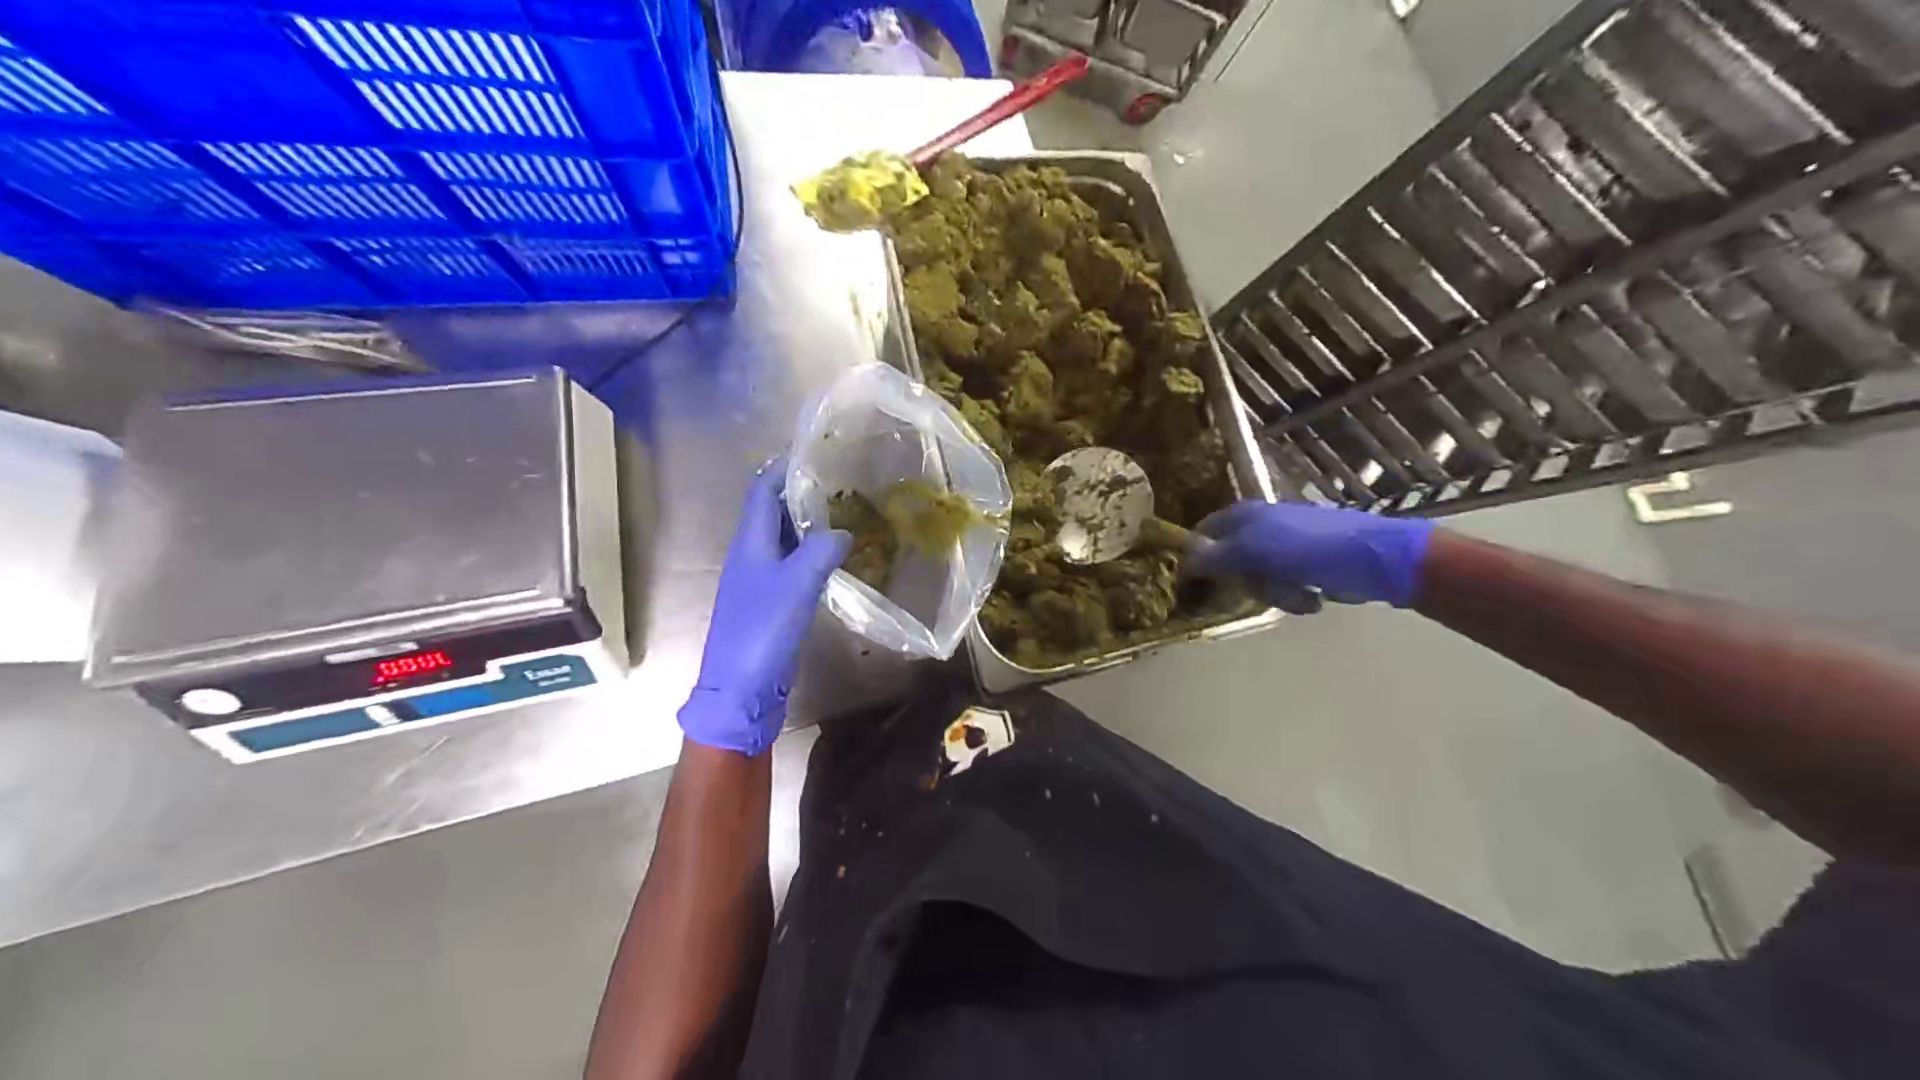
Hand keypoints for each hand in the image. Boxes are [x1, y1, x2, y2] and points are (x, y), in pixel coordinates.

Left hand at [678, 462, 851, 755]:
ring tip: (845, 515)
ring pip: (784, 540)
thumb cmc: (763, 630)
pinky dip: (812, 555)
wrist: (740, 689)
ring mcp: (759, 581)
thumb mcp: (797, 584)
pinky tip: (835, 559)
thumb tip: (842, 532)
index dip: (784, 470)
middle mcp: (751, 556)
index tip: (815, 454)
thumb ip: (821, 551)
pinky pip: (792, 566)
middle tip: (841, 484)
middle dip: (802, 494)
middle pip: (773, 513)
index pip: (762, 492)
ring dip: (809, 526)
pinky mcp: (770, 603)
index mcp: (750, 543)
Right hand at [1184, 500, 1435, 607]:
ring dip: (1272, 592)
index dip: (1195, 558)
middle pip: (1228, 562)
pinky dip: (1294, 596)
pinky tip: (1311, 596)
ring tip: (1295, 593)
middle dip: (1242, 581)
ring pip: (1256, 579)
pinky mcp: (1305, 565)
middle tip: (1254, 587)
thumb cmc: (1304, 549)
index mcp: (1243, 515)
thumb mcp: (1249, 551)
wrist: (1371, 558)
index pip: (1202, 534)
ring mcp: (1284, 546)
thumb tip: (1182, 563)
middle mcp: (1259, 527)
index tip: (1194, 584)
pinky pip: (1283, 586)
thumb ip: (1211, 557)